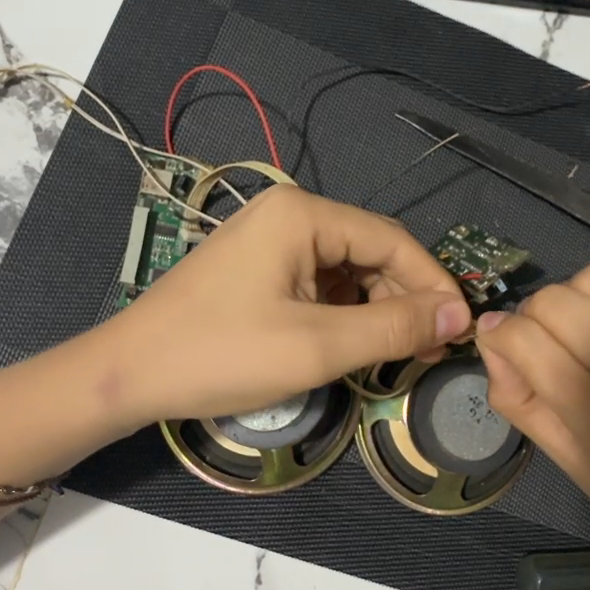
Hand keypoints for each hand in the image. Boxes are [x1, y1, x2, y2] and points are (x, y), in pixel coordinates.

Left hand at [95, 185, 472, 426]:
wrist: (128, 374)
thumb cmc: (221, 355)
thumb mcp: (316, 346)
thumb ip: (392, 329)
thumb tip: (458, 315)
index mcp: (303, 214)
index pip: (392, 240)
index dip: (433, 284)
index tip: (461, 330)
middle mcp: (289, 214)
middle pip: (370, 251)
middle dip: (405, 300)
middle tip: (431, 351)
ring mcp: (270, 240)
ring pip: (347, 270)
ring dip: (376, 310)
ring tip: (399, 355)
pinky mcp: (258, 268)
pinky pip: (318, 283)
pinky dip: (344, 313)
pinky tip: (356, 345)